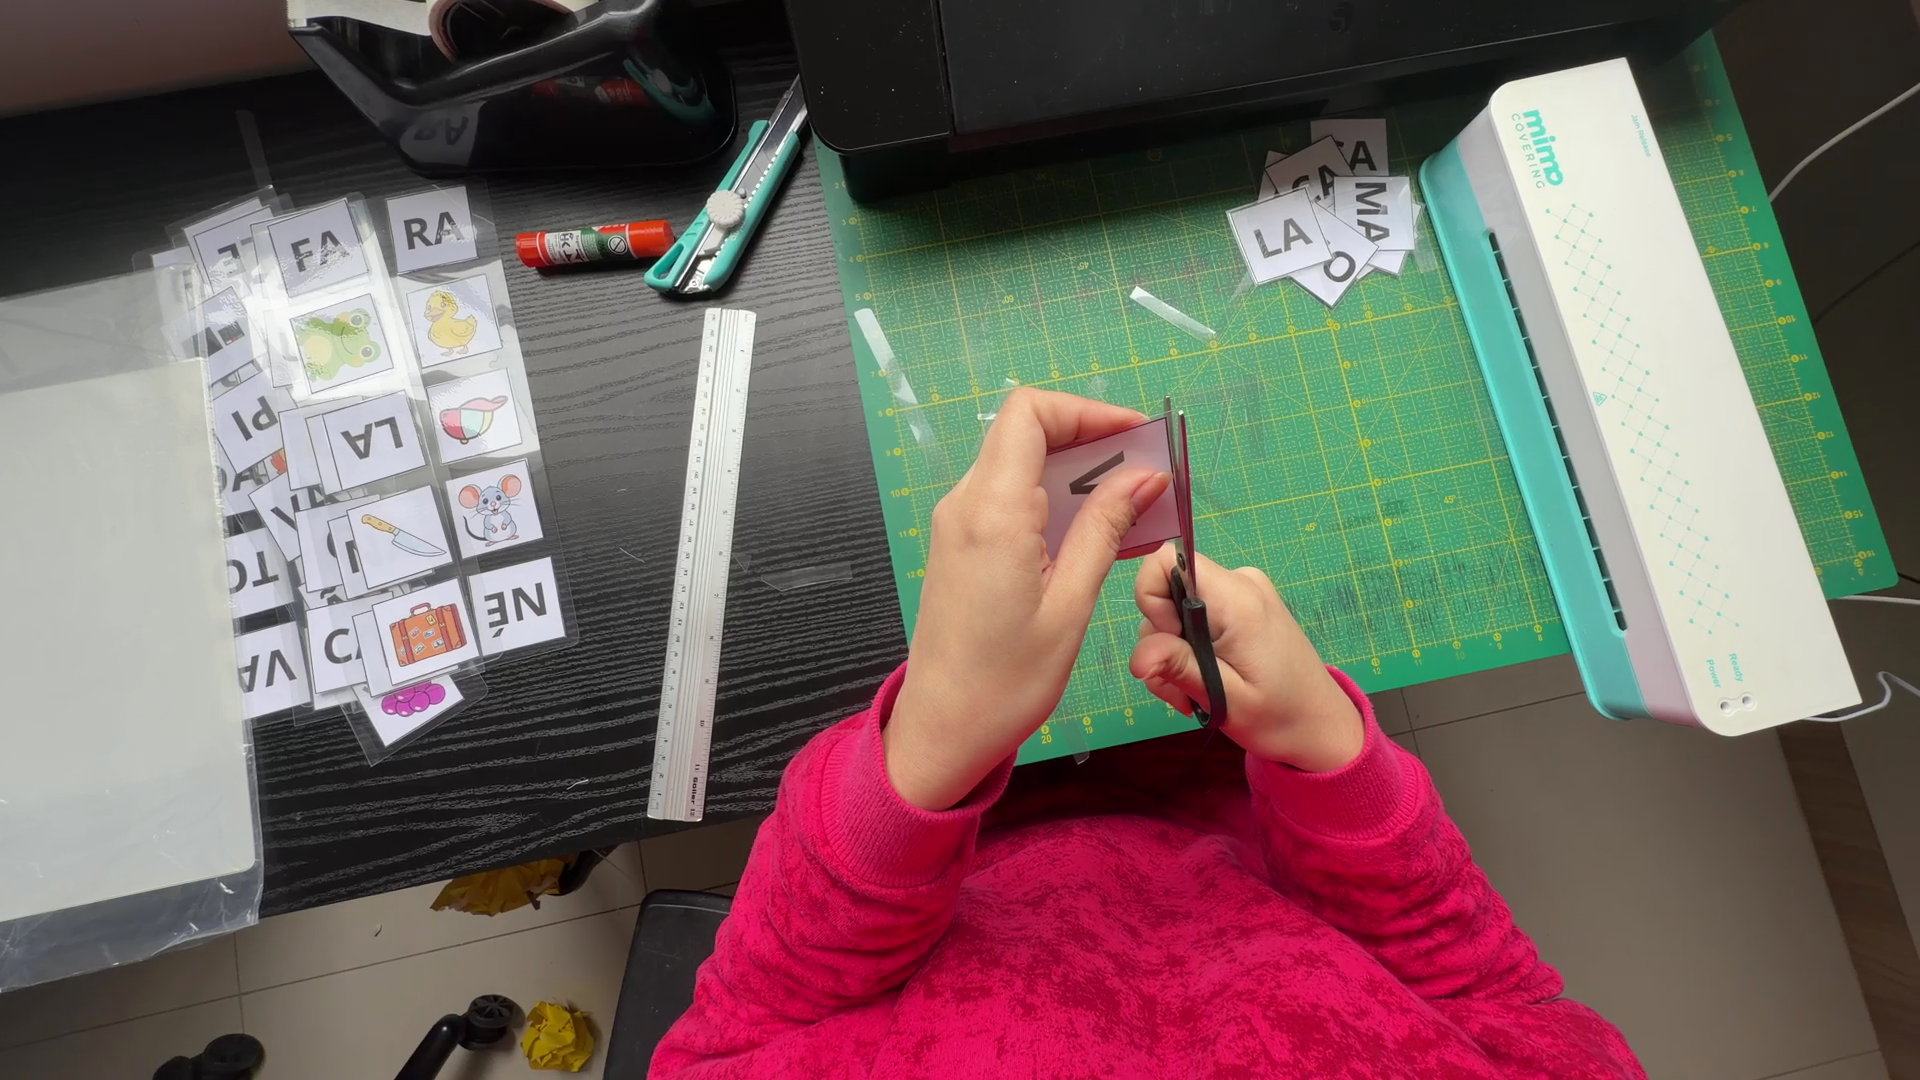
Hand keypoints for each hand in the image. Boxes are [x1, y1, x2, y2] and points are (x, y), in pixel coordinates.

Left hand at [886, 389, 1171, 810]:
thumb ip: (1104, 528)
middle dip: (1086, 438)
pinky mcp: (958, 542)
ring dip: (1072, 470)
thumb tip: (1144, 477)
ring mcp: (955, 522)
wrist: (943, 725)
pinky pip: (1005, 496)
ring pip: (1016, 463)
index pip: (1028, 414)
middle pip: (1023, 433)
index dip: (1084, 411)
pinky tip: (1088, 526)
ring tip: (1126, 500)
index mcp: (990, 511)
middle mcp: (964, 504)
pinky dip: (1049, 497)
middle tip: (1141, 471)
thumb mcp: (1070, 603)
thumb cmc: (1008, 679)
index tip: (1133, 435)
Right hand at [1130, 546, 1363, 770]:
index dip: (1152, 600)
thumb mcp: (1224, 698)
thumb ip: (1179, 668)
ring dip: (1173, 654)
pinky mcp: (1238, 606)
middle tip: (1182, 685)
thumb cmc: (1279, 716)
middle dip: (1162, 641)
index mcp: (1236, 599)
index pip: (1166, 561)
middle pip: (1165, 592)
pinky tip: (1203, 681)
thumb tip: (1137, 658)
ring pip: (1173, 611)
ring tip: (1195, 691)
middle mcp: (1237, 583)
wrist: (1321, 727)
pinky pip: (1192, 616)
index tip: (1170, 643)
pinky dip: (1188, 649)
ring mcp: (1239, 592)